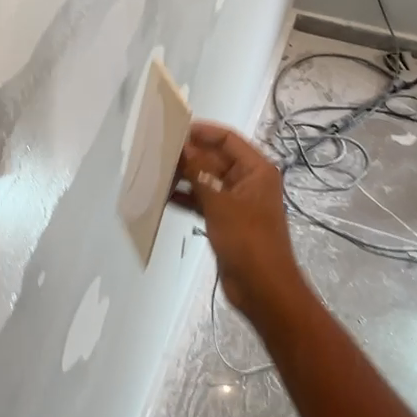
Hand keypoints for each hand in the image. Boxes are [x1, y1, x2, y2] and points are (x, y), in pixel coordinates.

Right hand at [172, 122, 308, 324]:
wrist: (262, 288)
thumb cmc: (247, 241)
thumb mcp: (220, 203)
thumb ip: (199, 173)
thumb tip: (181, 148)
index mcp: (256, 170)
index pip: (227, 139)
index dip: (202, 132)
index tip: (173, 128)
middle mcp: (247, 181)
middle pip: (215, 159)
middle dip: (189, 156)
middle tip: (156, 151)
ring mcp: (236, 202)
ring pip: (206, 181)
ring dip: (185, 177)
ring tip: (154, 172)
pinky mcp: (225, 221)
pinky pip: (203, 201)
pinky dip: (186, 198)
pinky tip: (163, 196)